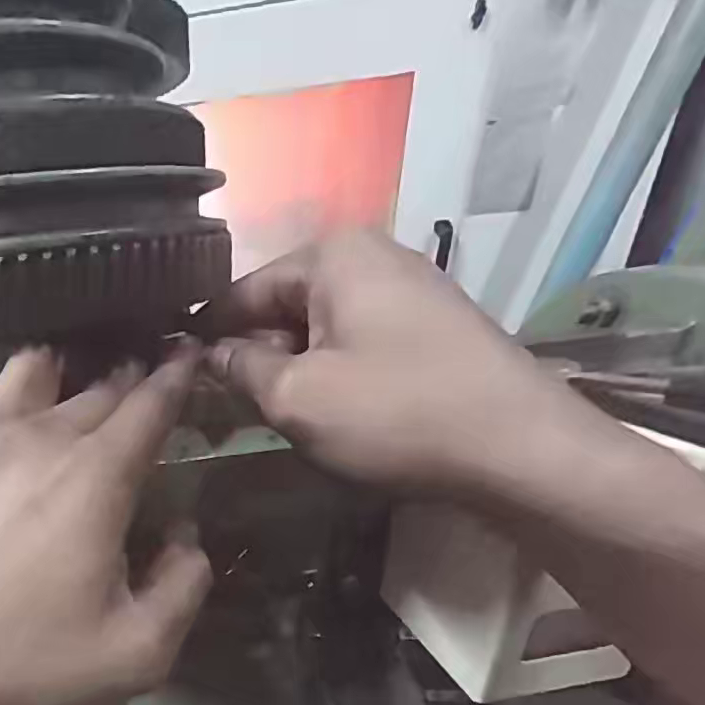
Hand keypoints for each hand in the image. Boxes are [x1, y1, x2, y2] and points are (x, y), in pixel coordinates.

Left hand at [0, 345, 213, 704]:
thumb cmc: (31, 662)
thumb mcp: (140, 648)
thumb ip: (186, 582)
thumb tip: (185, 533)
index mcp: (98, 476)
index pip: (151, 403)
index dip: (176, 375)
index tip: (187, 353)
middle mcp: (42, 436)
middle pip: (100, 385)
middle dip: (130, 378)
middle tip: (142, 383)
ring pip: (33, 367)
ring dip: (63, 371)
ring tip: (70, 388)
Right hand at [197, 230, 650, 504]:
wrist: (521, 450)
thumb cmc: (395, 413)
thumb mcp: (296, 396)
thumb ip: (240, 369)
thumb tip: (211, 354)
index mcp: (332, 254)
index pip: (242, 292)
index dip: (208, 336)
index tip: (183, 375)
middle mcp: (370, 255)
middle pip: (282, 307)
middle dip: (256, 356)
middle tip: (231, 408)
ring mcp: (406, 288)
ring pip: (319, 328)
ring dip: (294, 369)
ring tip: (282, 415)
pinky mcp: (430, 325)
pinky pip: (357, 341)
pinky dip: (333, 373)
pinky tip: (332, 411)